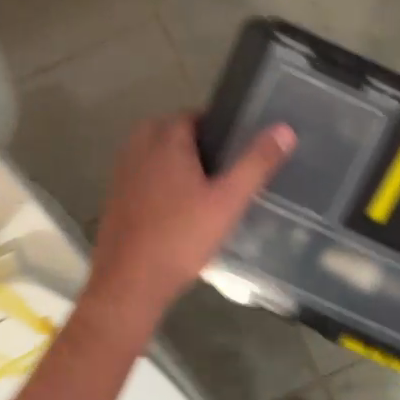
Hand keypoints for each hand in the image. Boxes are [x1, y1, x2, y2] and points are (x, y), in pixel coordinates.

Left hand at [83, 113, 294, 331]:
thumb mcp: (227, 202)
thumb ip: (256, 165)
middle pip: (170, 135)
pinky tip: (177, 214)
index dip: (216, 128)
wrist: (129, 283)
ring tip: (204, 192)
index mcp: (164, 140)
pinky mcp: (114, 202)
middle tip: (223, 172)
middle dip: (194, 146)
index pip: (191, 116)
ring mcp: (121, 177)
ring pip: (153, 159)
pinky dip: (158, 187)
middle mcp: (137, 150)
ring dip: (174, 167)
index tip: (236, 149)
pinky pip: (141, 182)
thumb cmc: (181, 238)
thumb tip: (285, 130)